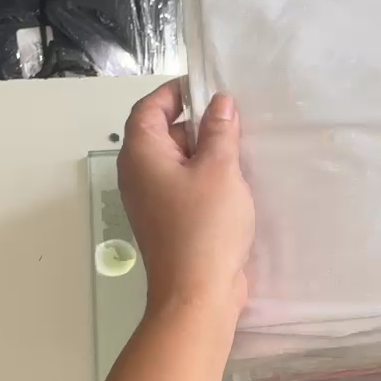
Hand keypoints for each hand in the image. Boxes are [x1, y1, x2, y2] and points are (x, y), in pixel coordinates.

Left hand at [117, 80, 255, 318]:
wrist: (197, 292)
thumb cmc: (205, 227)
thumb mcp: (220, 170)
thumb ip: (220, 132)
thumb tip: (220, 103)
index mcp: (142, 153)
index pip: (151, 108)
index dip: (176, 93)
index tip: (208, 88)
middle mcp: (139, 174)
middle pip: (164, 134)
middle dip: (198, 126)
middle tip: (235, 125)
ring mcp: (152, 202)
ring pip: (178, 164)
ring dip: (206, 157)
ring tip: (241, 156)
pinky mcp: (169, 223)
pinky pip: (185, 189)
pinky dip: (206, 182)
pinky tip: (235, 189)